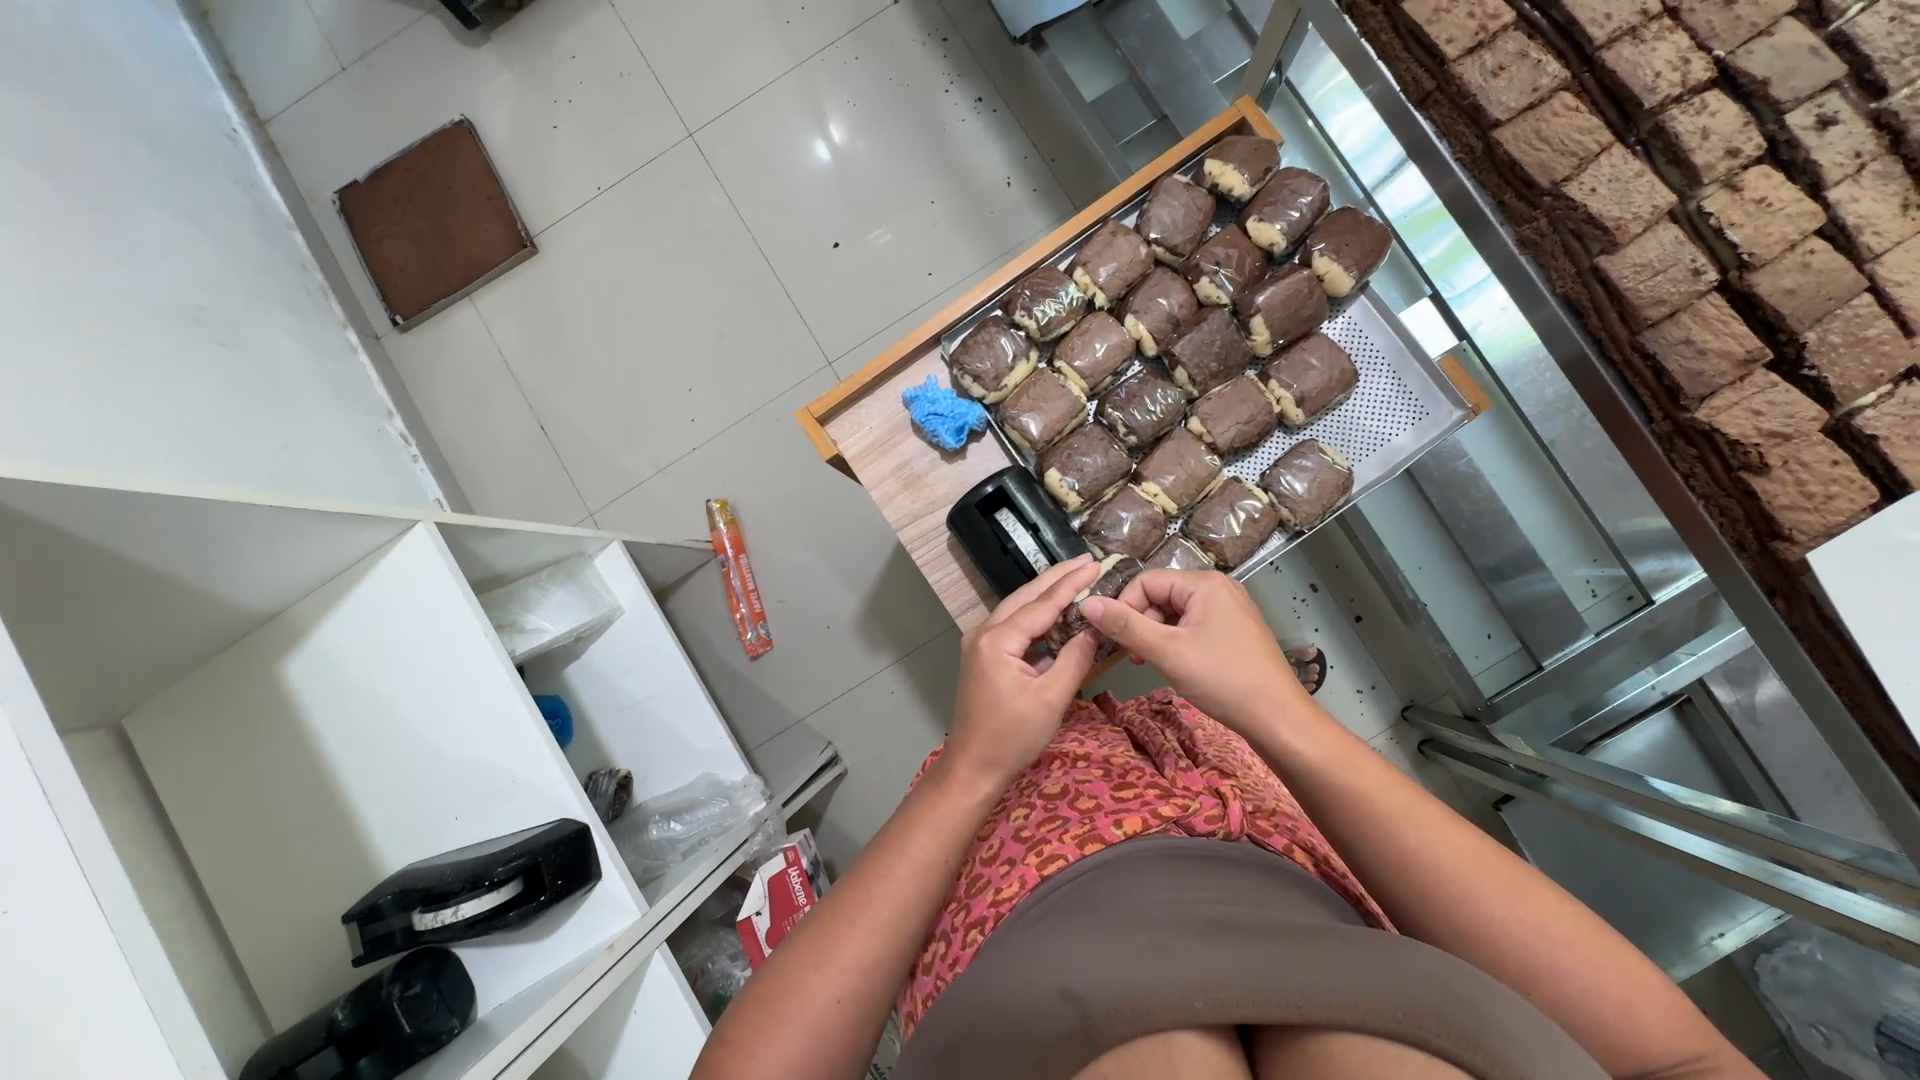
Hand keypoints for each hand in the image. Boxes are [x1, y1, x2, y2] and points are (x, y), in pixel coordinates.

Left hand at [944, 554, 1104, 790]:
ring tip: (1075, 578)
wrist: (972, 768)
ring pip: (1017, 610)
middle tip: (1087, 561)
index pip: (1041, 604)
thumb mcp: (1051, 699)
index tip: (1094, 563)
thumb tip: (1093, 630)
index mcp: (997, 641)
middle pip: (1025, 597)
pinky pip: (1013, 627)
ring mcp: (980, 645)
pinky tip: (1056, 613)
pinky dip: (1036, 617)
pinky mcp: (983, 657)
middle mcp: (983, 634)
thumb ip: (1074, 659)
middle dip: (1056, 578)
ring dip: (1045, 595)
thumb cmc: (1011, 738)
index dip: (1070, 584)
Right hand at [1077, 569, 1306, 731]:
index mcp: (1204, 583)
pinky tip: (1176, 666)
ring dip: (1157, 635)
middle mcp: (1218, 587)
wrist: (1278, 717)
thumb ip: (1124, 626)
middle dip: (1141, 623)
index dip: (1124, 608)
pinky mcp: (1234, 629)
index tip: (1120, 642)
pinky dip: (1177, 642)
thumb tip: (1085, 603)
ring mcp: (1229, 608)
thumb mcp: (1167, 652)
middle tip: (1137, 657)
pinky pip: (1193, 625)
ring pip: (1175, 612)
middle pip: (1160, 595)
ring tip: (1154, 664)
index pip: (1145, 581)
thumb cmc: (1222, 679)